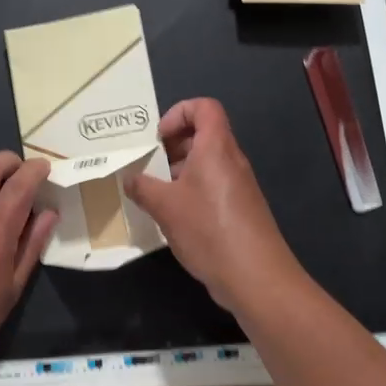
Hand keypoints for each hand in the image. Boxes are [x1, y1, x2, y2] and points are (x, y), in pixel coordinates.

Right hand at [123, 98, 303, 314]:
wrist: (256, 278)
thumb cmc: (209, 230)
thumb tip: (128, 178)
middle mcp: (231, 159)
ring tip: (157, 193)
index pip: (204, 107)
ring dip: (180, 171)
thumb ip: (143, 188)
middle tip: (150, 166)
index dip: (179, 113)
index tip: (159, 138)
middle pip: (204, 134)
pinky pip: (214, 185)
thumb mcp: (165, 207)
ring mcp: (239, 185)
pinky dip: (193, 191)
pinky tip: (176, 218)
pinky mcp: (241, 209)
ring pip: (207, 162)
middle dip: (174, 145)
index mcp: (216, 147)